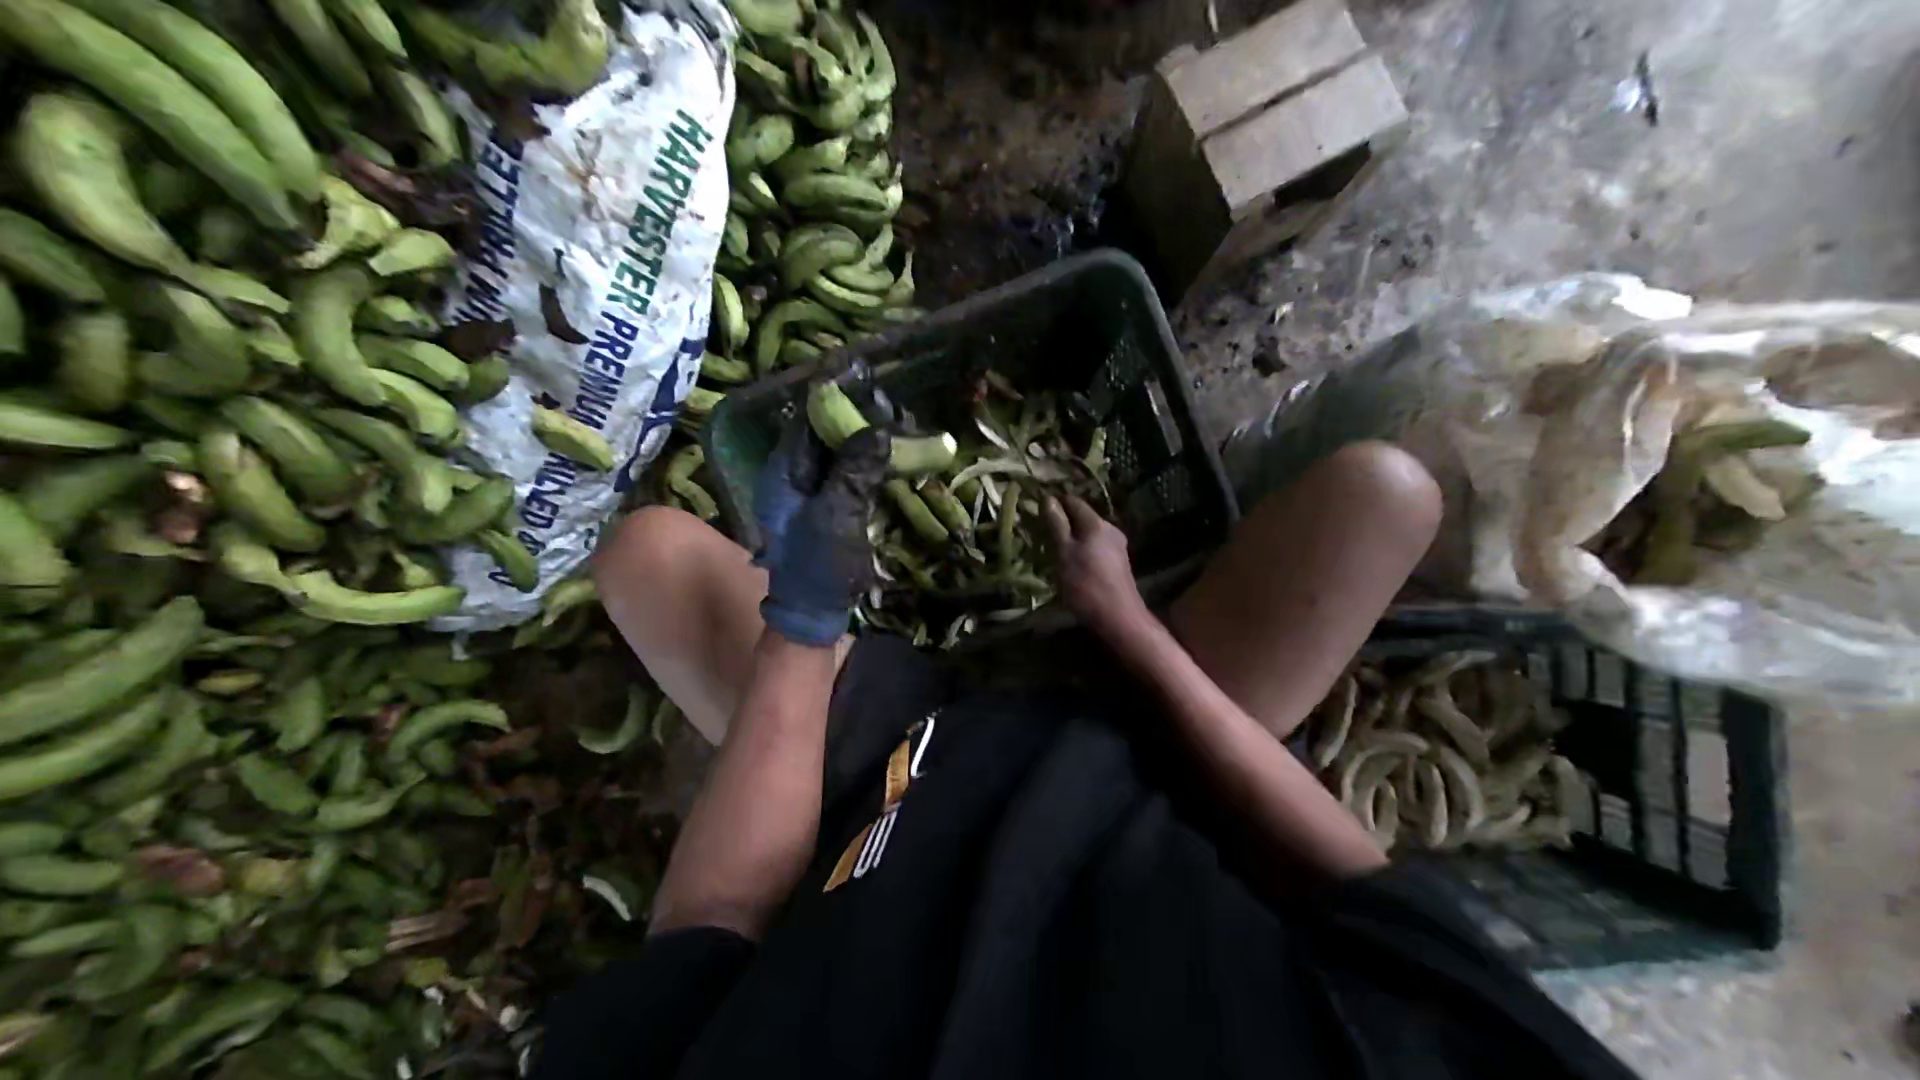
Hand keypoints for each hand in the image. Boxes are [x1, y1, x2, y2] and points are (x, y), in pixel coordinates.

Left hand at [753, 416, 889, 647]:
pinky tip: (888, 453)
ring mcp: (808, 491)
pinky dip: (865, 460)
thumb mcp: (838, 514)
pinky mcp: (826, 505)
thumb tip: (879, 430)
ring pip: (836, 451)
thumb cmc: (819, 563)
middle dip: (854, 416)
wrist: (813, 612)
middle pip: (822, 433)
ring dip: (862, 438)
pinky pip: (845, 471)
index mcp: (784, 472)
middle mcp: (792, 475)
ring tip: (896, 423)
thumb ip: (855, 471)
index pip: (807, 421)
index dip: (834, 398)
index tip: (865, 380)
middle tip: (890, 403)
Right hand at [1043, 495, 1149, 641]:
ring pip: (1089, 534)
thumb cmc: (1086, 583)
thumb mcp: (1064, 552)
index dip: (1054, 504)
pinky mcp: (1119, 563)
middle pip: (1082, 517)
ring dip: (1072, 538)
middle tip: (1043, 534)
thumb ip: (1056, 524)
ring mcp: (1117, 546)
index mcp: (1096, 523)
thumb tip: (1048, 498)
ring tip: (1055, 550)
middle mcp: (1110, 529)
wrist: (1118, 617)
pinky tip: (1073, 563)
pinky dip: (1082, 550)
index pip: (1073, 501)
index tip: (1037, 513)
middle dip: (1063, 522)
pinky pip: (1096, 547)